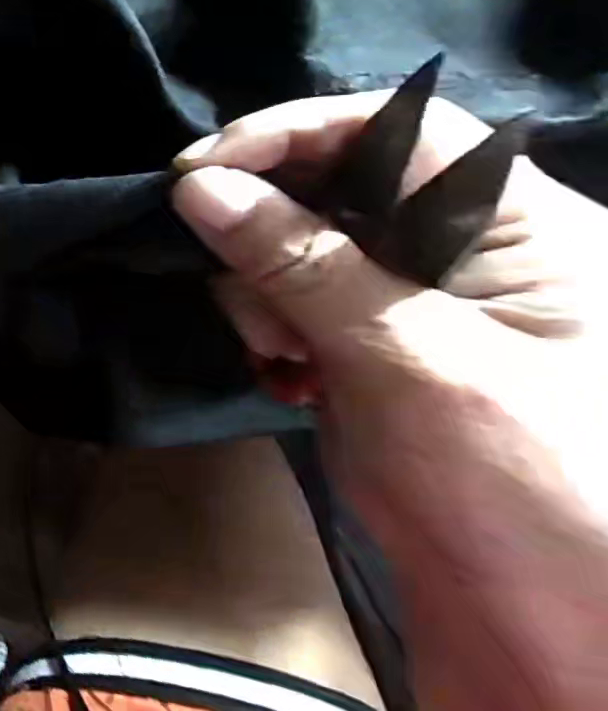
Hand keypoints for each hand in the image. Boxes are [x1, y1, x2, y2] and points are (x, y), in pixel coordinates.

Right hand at [172, 92, 607, 710]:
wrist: (552, 618)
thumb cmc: (533, 486)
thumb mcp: (410, 361)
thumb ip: (300, 263)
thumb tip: (197, 186)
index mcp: (525, 230)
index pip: (393, 129)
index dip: (287, 134)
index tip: (196, 176)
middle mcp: (465, 246)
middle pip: (322, 181)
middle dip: (260, 232)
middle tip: (250, 298)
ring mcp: (407, 293)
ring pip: (282, 240)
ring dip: (255, 292)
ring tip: (281, 356)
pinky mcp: (360, 332)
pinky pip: (276, 290)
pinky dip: (260, 323)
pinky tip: (284, 372)